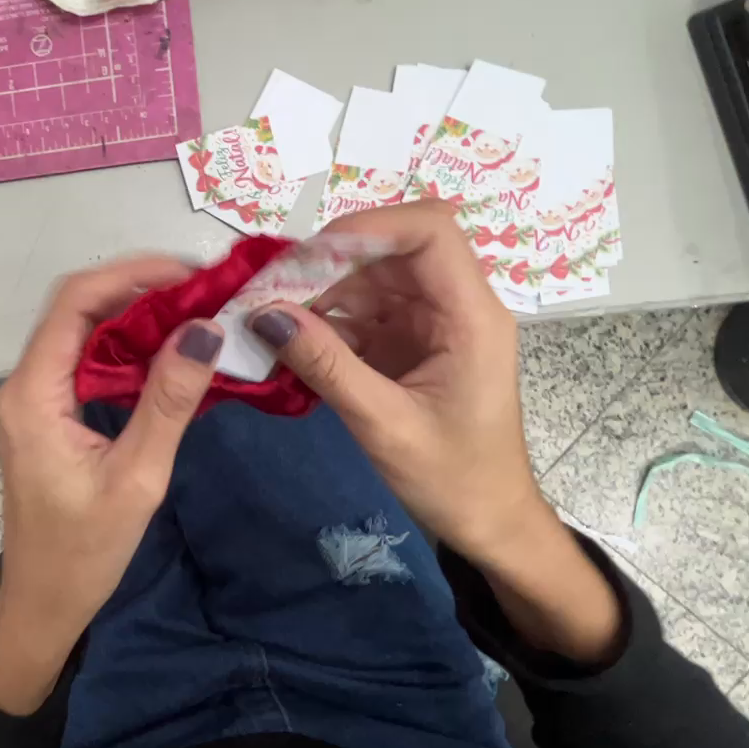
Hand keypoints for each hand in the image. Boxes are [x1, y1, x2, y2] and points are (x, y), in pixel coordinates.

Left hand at [0, 257, 223, 714]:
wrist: (44, 604)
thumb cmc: (84, 553)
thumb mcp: (136, 479)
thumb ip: (167, 402)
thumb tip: (206, 330)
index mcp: (33, 394)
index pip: (75, 303)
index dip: (131, 275)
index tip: (191, 275)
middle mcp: (25, 386)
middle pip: (77, 311)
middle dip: (139, 292)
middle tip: (204, 294)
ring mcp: (35, 402)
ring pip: (83, 336)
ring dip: (135, 320)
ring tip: (196, 317)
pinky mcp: (49, 418)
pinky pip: (86, 366)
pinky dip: (127, 352)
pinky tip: (168, 358)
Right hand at [245, 202, 545, 561]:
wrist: (484, 519)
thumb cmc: (450, 477)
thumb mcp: (382, 423)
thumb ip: (325, 365)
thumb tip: (264, 315)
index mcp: (470, 316)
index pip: (429, 232)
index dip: (368, 227)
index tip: (305, 256)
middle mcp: (453, 306)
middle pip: (391, 251)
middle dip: (328, 263)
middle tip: (269, 291)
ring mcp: (429, 324)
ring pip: (370, 280)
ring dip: (319, 293)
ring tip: (268, 317)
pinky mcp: (407, 344)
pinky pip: (361, 315)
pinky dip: (323, 323)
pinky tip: (289, 342)